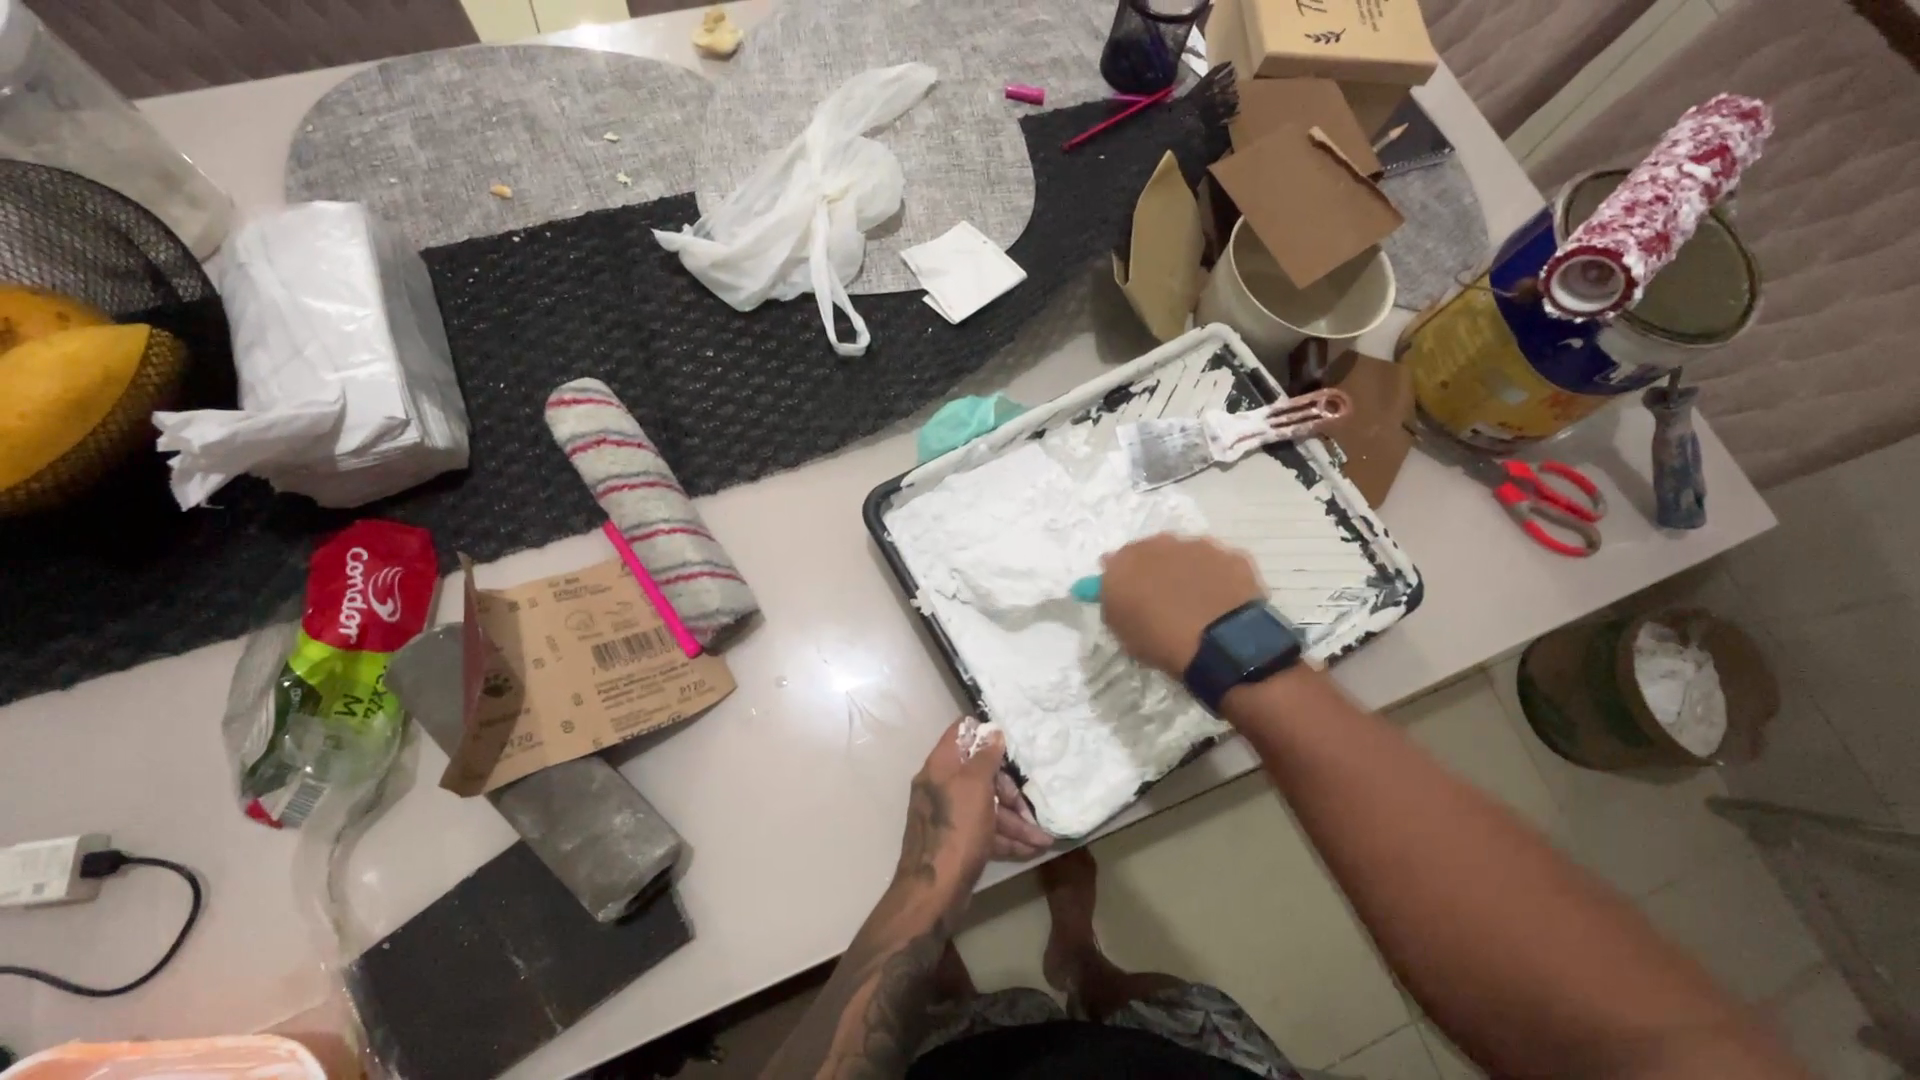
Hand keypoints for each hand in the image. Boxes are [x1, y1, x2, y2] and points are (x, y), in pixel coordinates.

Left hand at [896, 719, 1052, 899]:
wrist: (934, 890)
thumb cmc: (956, 829)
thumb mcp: (975, 786)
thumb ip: (985, 757)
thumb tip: (993, 732)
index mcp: (940, 767)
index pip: (960, 733)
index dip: (985, 733)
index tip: (1011, 739)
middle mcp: (942, 787)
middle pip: (980, 775)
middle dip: (1010, 791)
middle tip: (1031, 806)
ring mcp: (949, 816)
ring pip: (987, 807)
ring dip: (1016, 821)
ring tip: (1043, 839)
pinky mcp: (958, 842)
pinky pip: (986, 831)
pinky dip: (1007, 838)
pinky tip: (1031, 849)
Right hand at [1100, 533, 1263, 675]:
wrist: (1218, 643)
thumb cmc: (1159, 641)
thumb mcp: (1121, 630)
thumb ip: (1115, 602)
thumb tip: (1114, 589)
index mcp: (1126, 561)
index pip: (1116, 562)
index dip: (1123, 579)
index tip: (1129, 597)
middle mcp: (1161, 544)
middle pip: (1153, 552)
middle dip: (1156, 570)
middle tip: (1163, 599)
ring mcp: (1200, 547)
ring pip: (1189, 555)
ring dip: (1188, 571)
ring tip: (1197, 604)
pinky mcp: (1234, 557)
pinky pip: (1221, 566)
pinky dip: (1219, 579)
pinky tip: (1222, 603)